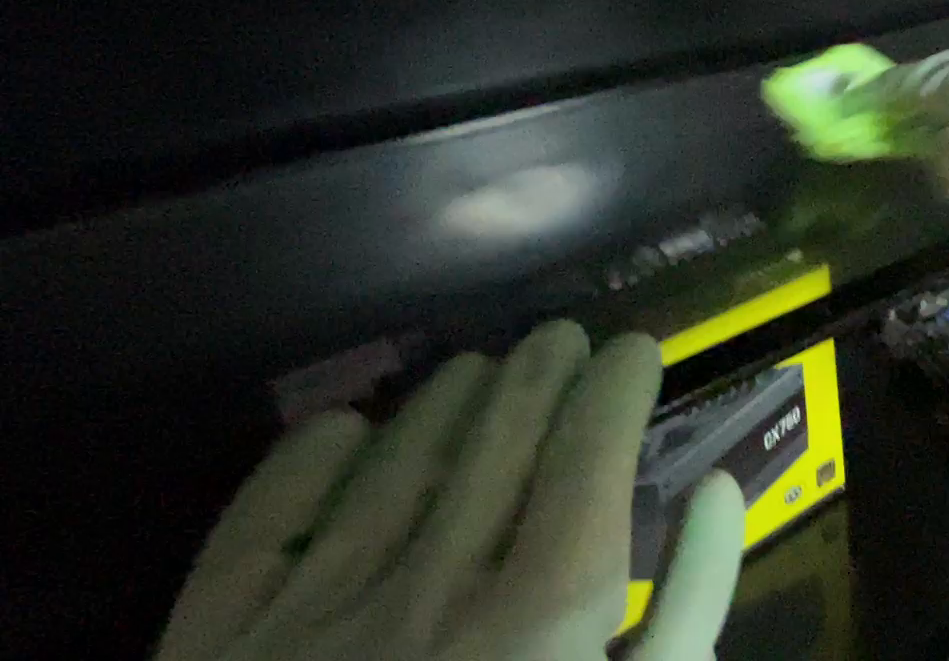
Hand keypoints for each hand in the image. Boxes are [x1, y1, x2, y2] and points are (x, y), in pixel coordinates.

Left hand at [154, 321, 743, 660]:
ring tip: (483, 368)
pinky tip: (351, 430)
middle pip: (504, 425)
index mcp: (547, 613)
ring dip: (451, 392)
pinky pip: (259, 524)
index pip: (596, 441)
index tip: (637, 351)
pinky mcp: (209, 657)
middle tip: (565, 340)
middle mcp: (433, 591)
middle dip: (546, 363)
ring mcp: (312, 620)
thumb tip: (718, 486)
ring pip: (399, 451)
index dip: (622, 377)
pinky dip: (309, 460)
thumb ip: (696, 601)